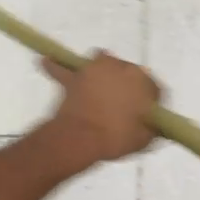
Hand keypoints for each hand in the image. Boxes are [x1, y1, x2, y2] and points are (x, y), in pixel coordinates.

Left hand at [38, 51, 160, 164]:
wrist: (82, 137)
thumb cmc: (117, 138)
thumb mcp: (144, 139)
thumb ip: (152, 128)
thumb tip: (153, 125)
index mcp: (142, 81)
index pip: (152, 87)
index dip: (148, 100)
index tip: (143, 113)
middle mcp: (120, 67)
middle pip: (127, 72)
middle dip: (125, 84)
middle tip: (120, 105)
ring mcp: (94, 69)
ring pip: (100, 61)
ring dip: (100, 70)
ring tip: (98, 84)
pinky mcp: (73, 77)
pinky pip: (62, 69)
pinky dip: (55, 66)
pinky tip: (45, 60)